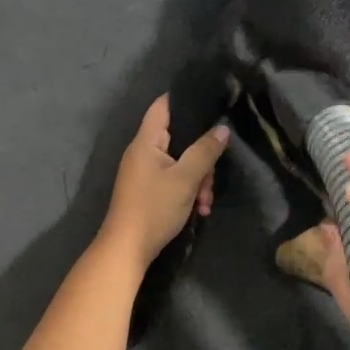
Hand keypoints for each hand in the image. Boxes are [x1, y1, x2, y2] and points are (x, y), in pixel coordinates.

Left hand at [98, 95, 229, 268]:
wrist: (127, 250)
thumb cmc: (154, 208)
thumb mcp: (186, 179)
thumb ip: (205, 151)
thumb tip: (222, 129)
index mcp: (146, 141)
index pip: (163, 105)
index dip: (185, 99)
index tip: (211, 103)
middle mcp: (143, 152)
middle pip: (179, 137)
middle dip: (201, 156)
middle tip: (211, 176)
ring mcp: (145, 171)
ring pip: (180, 162)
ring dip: (198, 179)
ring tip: (205, 202)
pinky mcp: (149, 189)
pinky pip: (174, 179)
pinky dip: (188, 190)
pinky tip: (199, 209)